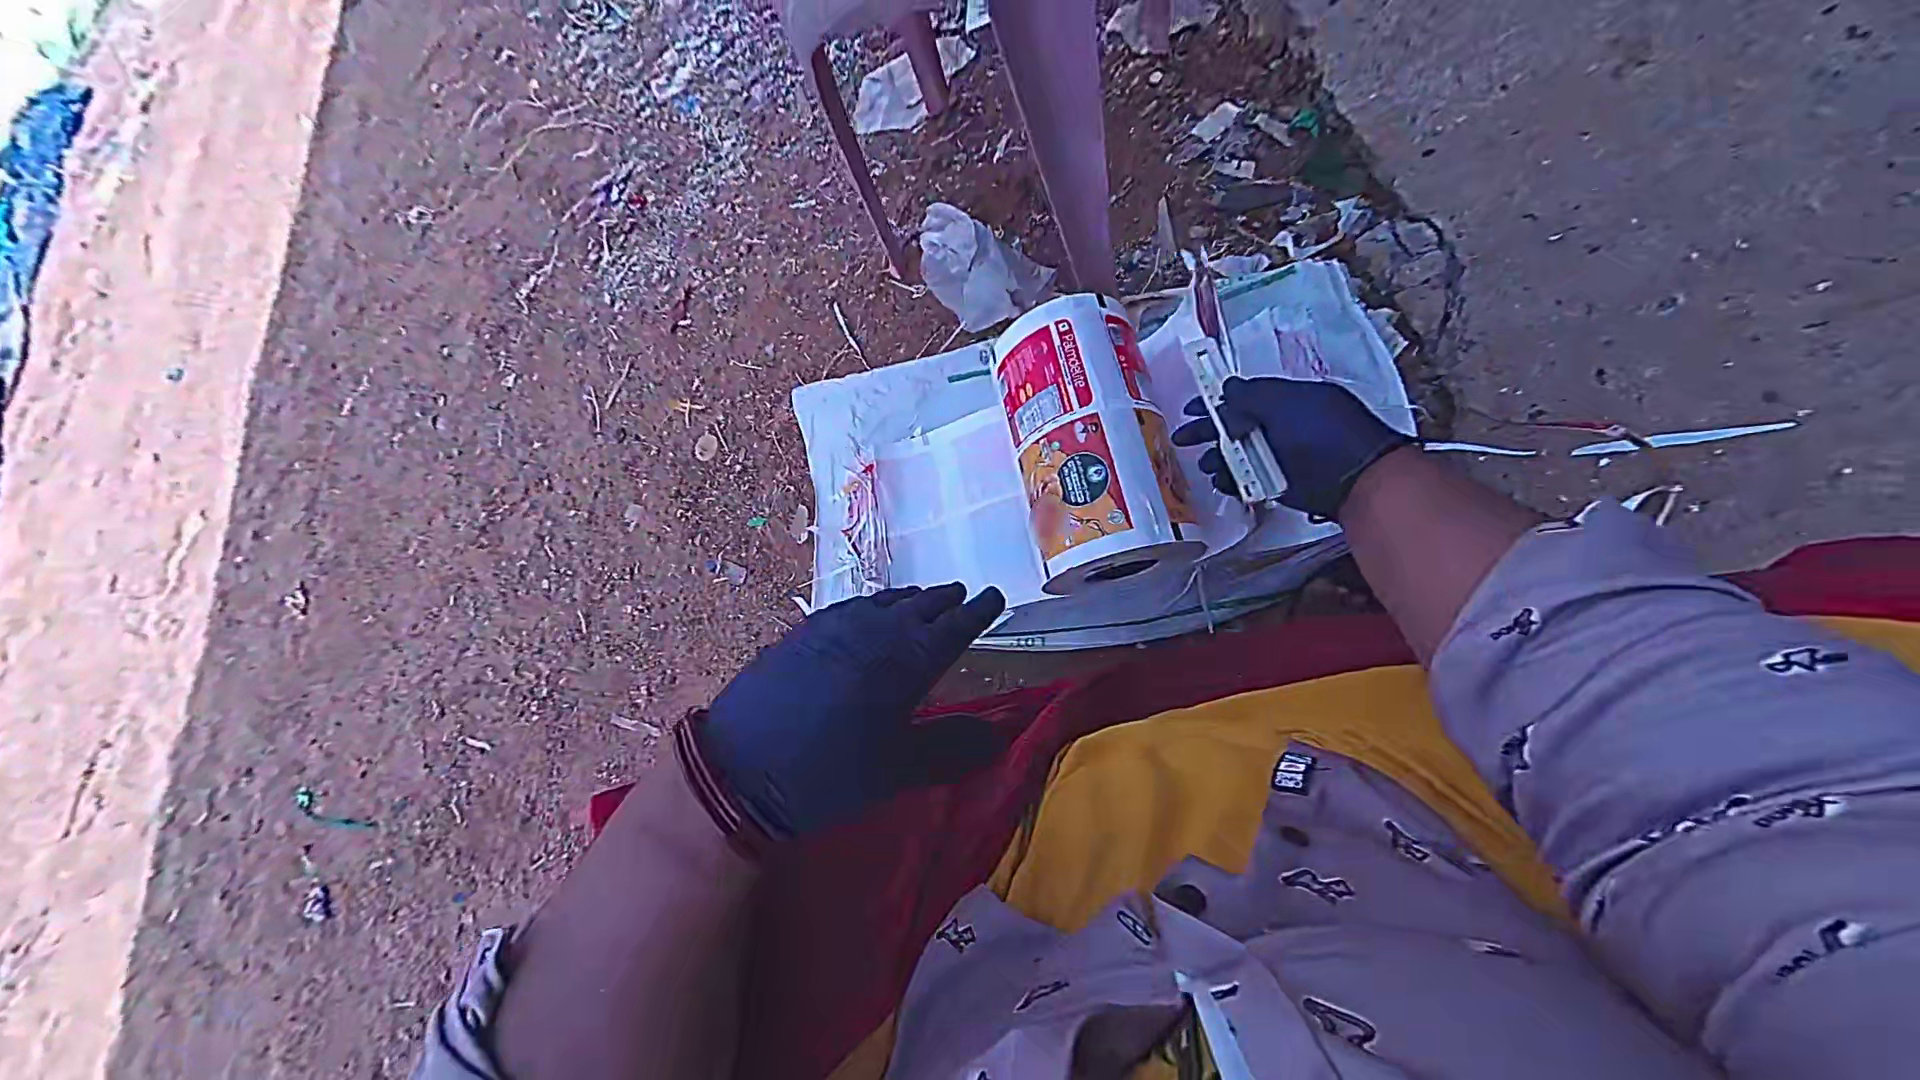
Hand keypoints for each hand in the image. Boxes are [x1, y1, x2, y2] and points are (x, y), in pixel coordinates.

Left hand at [696, 583, 1007, 838]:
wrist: (737, 766)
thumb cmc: (828, 772)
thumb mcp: (898, 770)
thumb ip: (952, 747)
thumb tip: (1001, 734)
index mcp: (909, 658)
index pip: (957, 625)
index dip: (979, 611)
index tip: (994, 596)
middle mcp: (877, 630)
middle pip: (923, 605)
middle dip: (947, 600)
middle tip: (962, 596)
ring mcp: (837, 625)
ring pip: (886, 601)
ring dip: (911, 600)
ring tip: (923, 599)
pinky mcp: (805, 631)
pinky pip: (853, 606)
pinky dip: (874, 605)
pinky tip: (868, 613)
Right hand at [1170, 377, 1414, 519]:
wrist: (1356, 479)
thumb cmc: (1323, 433)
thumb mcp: (1287, 403)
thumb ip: (1252, 395)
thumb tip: (1226, 387)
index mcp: (1284, 402)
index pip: (1242, 399)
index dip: (1214, 403)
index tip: (1190, 409)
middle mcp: (1279, 427)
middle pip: (1234, 428)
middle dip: (1207, 432)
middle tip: (1183, 440)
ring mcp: (1278, 457)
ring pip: (1236, 455)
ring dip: (1218, 459)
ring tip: (1209, 466)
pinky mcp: (1277, 484)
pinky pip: (1246, 480)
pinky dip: (1232, 481)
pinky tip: (1223, 483)